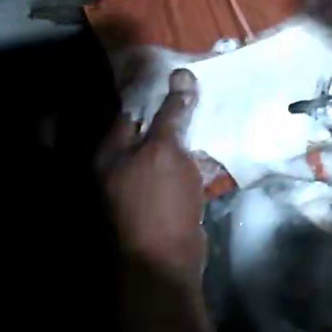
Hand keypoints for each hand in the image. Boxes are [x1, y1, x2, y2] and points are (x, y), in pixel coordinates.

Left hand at [97, 68, 206, 277]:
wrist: (166, 258)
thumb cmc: (160, 200)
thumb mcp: (166, 150)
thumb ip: (172, 112)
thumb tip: (182, 75)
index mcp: (113, 150)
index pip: (134, 108)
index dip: (158, 90)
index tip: (185, 73)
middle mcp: (122, 164)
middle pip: (153, 128)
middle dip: (178, 112)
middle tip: (206, 90)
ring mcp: (144, 184)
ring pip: (170, 149)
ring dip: (191, 135)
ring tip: (217, 113)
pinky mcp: (165, 199)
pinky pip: (182, 169)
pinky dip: (198, 159)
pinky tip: (218, 148)